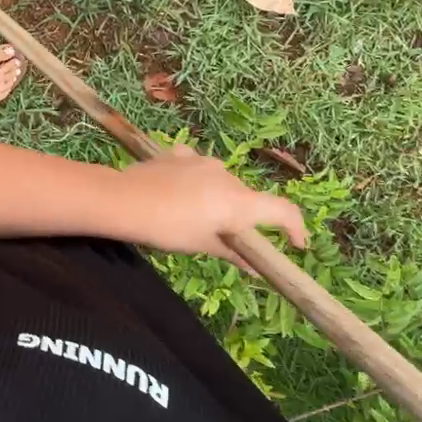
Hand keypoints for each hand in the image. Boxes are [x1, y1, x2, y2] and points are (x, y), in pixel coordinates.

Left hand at [117, 147, 307, 269]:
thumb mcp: (203, 245)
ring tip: (197, 215)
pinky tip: (181, 189)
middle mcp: (227, 175)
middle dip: (244, 216)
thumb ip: (233, 253)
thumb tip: (254, 268)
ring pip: (222, 180)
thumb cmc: (168, 228)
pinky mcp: (178, 153)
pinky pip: (196, 165)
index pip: (283, 210)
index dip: (296, 228)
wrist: (125, 200)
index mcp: (240, 201)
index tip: (296, 244)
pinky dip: (196, 178)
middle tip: (227, 235)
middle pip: (248, 197)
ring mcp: (201, 160)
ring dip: (219, 196)